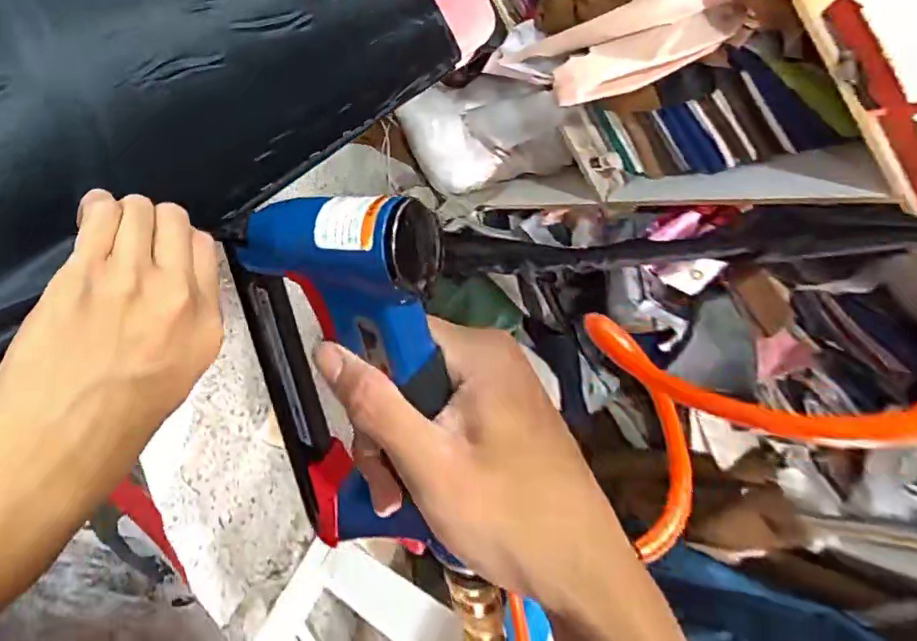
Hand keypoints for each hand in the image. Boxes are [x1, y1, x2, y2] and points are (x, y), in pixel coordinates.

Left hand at [0, 190, 224, 502]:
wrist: (42, 455)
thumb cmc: (104, 435)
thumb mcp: (170, 380)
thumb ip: (178, 323)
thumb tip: (163, 280)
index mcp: (204, 329)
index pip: (204, 249)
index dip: (177, 245)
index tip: (157, 254)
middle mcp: (174, 297)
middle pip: (175, 219)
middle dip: (152, 224)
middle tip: (129, 244)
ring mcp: (128, 280)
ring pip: (138, 208)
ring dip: (121, 214)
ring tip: (103, 233)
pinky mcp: (82, 272)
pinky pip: (99, 212)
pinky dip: (94, 208)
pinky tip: (86, 220)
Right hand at [314, 319, 680, 640]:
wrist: (591, 586)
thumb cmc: (513, 522)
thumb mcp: (429, 464)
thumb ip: (373, 402)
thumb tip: (325, 347)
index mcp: (477, 351)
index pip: (395, 330)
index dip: (367, 368)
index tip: (356, 415)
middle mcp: (487, 357)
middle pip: (402, 370)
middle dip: (381, 427)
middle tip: (382, 482)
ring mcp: (496, 388)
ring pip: (416, 399)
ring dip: (397, 447)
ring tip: (400, 498)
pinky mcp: (499, 416)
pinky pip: (440, 417)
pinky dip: (423, 452)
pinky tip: (422, 492)